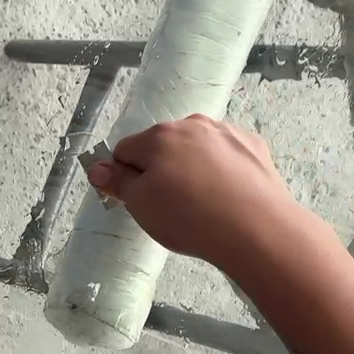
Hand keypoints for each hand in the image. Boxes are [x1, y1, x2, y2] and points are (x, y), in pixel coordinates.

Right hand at [86, 114, 311, 271]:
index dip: (125, 177)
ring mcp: (225, 132)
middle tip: (170, 207)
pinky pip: (224, 155)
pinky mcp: (252, 146)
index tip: (137, 201)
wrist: (256, 228)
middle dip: (160, 170)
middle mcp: (191, 124)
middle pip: (162, 146)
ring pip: (195, 148)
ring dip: (190, 168)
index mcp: (157, 137)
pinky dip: (220, 171)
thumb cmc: (188, 218)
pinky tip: (225, 196)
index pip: (125, 150)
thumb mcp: (141, 206)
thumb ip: (117, 182)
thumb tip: (97, 167)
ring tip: (201, 204)